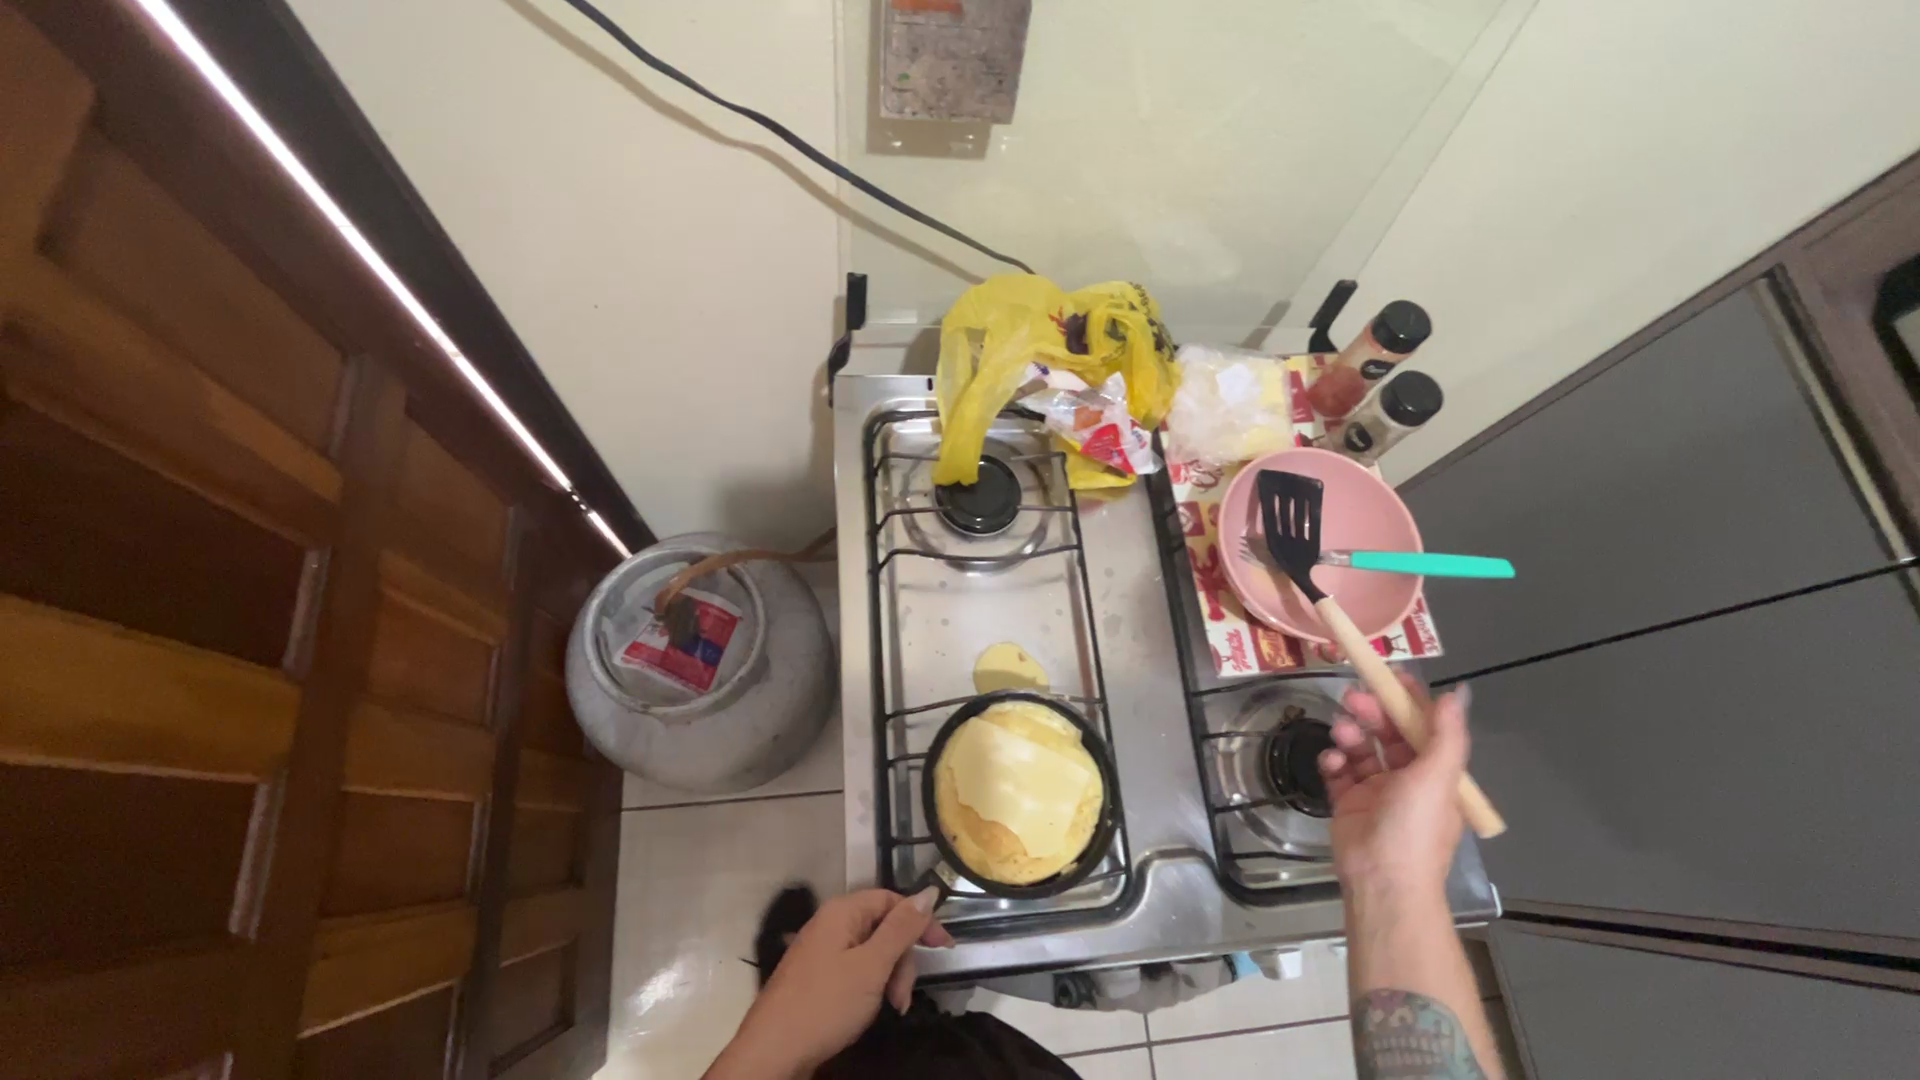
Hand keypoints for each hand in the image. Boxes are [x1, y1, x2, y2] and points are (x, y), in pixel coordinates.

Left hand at [706, 887, 953, 1079]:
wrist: (771, 1055)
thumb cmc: (825, 1005)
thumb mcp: (872, 966)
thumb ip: (902, 928)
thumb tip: (929, 891)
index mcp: (843, 911)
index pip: (892, 899)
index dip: (920, 920)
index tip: (945, 948)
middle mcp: (831, 924)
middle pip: (883, 927)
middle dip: (902, 960)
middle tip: (903, 996)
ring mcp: (822, 951)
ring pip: (872, 952)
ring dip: (890, 978)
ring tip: (892, 1008)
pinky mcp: (817, 977)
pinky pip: (855, 970)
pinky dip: (871, 987)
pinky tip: (874, 1010)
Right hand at [1317, 677, 1470, 897]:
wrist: (1381, 878)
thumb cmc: (1414, 827)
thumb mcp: (1437, 778)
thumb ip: (1446, 735)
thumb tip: (1455, 694)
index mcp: (1435, 774)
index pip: (1423, 728)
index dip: (1409, 701)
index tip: (1390, 676)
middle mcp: (1407, 780)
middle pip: (1388, 734)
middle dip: (1373, 713)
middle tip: (1353, 698)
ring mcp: (1375, 791)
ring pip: (1361, 749)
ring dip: (1351, 735)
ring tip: (1341, 733)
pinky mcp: (1347, 802)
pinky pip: (1339, 772)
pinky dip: (1334, 762)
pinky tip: (1332, 762)